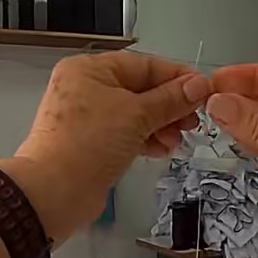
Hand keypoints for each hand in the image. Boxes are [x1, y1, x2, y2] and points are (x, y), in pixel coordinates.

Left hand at [0, 53, 209, 243]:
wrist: (55, 192)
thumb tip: (196, 87)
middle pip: (139, 90)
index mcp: (88, 69)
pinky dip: (143, 140)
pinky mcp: (88, 146)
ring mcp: (84, 120)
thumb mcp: (137, 114)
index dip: (176, 78)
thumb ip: (170, 99)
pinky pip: (122, 136)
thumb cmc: (84, 146)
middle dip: (169, 106)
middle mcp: (83, 90)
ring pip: (132, 116)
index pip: (143, 64)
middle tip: (191, 119)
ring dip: (159, 126)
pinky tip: (160, 149)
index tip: (202, 91)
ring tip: (175, 140)